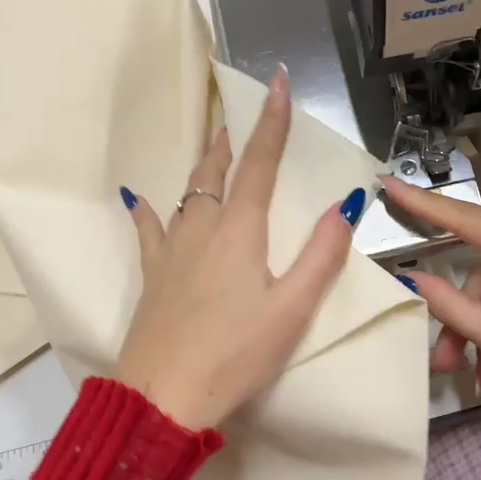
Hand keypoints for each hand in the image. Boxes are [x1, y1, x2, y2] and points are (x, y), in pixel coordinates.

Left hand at [114, 65, 361, 430]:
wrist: (160, 398)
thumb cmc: (235, 354)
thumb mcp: (292, 309)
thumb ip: (321, 255)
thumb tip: (343, 203)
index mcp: (240, 231)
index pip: (260, 162)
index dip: (271, 120)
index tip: (278, 81)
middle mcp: (202, 228)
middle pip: (217, 170)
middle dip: (233, 138)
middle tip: (241, 115)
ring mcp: (171, 251)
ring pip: (186, 193)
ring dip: (204, 165)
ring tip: (214, 146)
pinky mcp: (152, 276)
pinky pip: (150, 230)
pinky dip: (147, 210)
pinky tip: (137, 199)